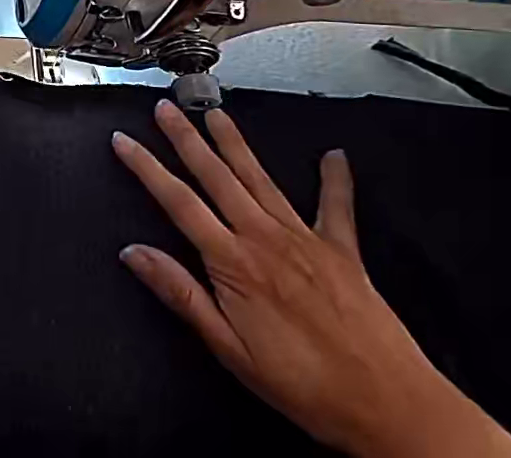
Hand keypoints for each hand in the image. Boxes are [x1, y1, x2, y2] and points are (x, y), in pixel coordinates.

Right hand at [112, 100, 510, 457]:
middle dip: (186, 138)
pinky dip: (335, 180)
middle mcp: (264, 236)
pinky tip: (335, 154)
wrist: (386, 402)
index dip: (146, 168)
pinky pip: (336, 205)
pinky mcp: (340, 246)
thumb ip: (181, 294)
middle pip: (216, 176)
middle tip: (165, 108)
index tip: (124, 141)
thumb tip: (133, 252)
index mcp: (234, 262)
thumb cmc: (302, 385)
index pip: (178, 202)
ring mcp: (303, 235)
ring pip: (259, 177)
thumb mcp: (229, 349)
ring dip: (234, 142)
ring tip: (216, 112)